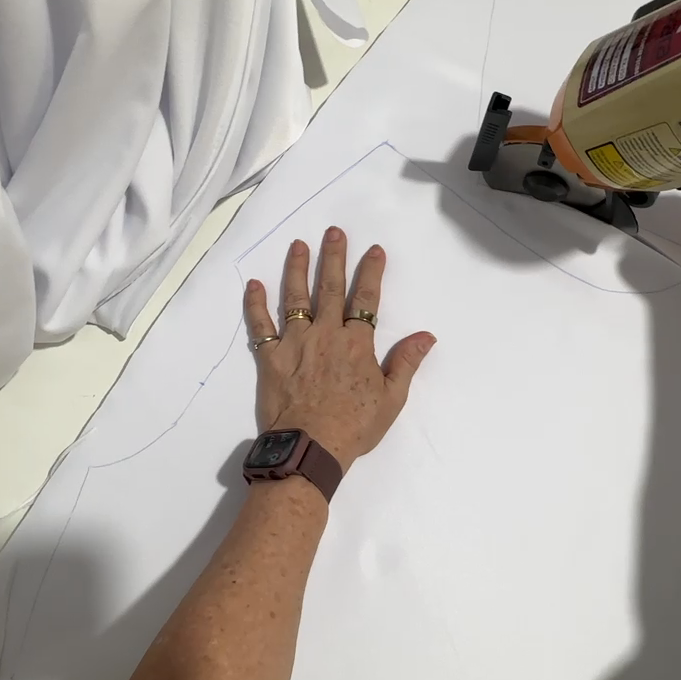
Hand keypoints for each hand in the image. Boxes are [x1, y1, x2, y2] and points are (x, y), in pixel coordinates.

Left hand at [243, 227, 436, 465]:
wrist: (310, 447)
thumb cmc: (354, 426)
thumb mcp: (391, 399)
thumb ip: (406, 363)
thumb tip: (426, 336)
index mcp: (356, 343)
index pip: (366, 299)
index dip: (371, 272)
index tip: (374, 250)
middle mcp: (325, 334)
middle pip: (329, 288)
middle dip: (333, 257)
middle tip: (333, 231)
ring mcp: (295, 343)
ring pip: (295, 298)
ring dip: (296, 268)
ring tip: (298, 245)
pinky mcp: (270, 358)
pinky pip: (260, 327)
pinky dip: (255, 305)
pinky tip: (254, 284)